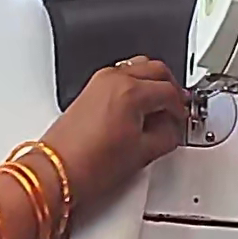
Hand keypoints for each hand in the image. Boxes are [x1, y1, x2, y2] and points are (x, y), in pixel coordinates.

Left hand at [40, 57, 189, 205]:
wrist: (55, 172)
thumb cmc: (88, 165)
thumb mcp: (142, 153)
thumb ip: (167, 135)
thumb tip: (172, 128)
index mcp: (131, 92)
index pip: (169, 91)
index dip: (181, 108)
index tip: (181, 119)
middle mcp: (115, 79)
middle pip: (157, 69)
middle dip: (171, 88)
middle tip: (176, 108)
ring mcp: (100, 81)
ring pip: (139, 66)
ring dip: (153, 81)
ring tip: (159, 105)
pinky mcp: (91, 88)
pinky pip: (122, 74)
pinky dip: (136, 83)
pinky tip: (139, 105)